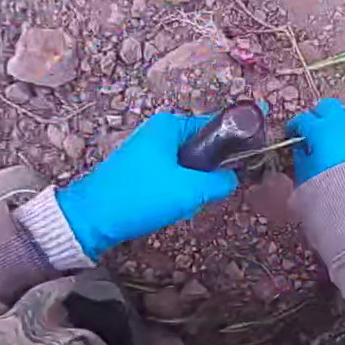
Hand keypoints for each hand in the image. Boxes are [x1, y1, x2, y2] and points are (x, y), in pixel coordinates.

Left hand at [55, 112, 238, 257]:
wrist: (91, 219)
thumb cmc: (140, 197)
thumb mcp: (189, 190)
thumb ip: (220, 182)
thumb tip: (233, 179)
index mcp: (170, 125)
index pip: (216, 124)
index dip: (236, 140)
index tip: (253, 154)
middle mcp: (159, 131)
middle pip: (203, 145)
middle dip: (213, 168)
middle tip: (218, 187)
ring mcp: (148, 150)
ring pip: (189, 163)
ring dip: (197, 181)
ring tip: (195, 199)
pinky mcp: (141, 170)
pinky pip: (174, 173)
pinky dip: (181, 187)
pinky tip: (179, 204)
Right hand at [285, 98, 344, 182]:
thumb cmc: (327, 197)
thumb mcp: (303, 179)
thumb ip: (300, 158)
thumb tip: (302, 150)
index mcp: (323, 131)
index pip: (304, 120)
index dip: (296, 127)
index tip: (293, 135)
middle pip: (330, 109)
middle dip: (319, 117)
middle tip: (313, 132)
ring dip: (339, 126)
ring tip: (333, 143)